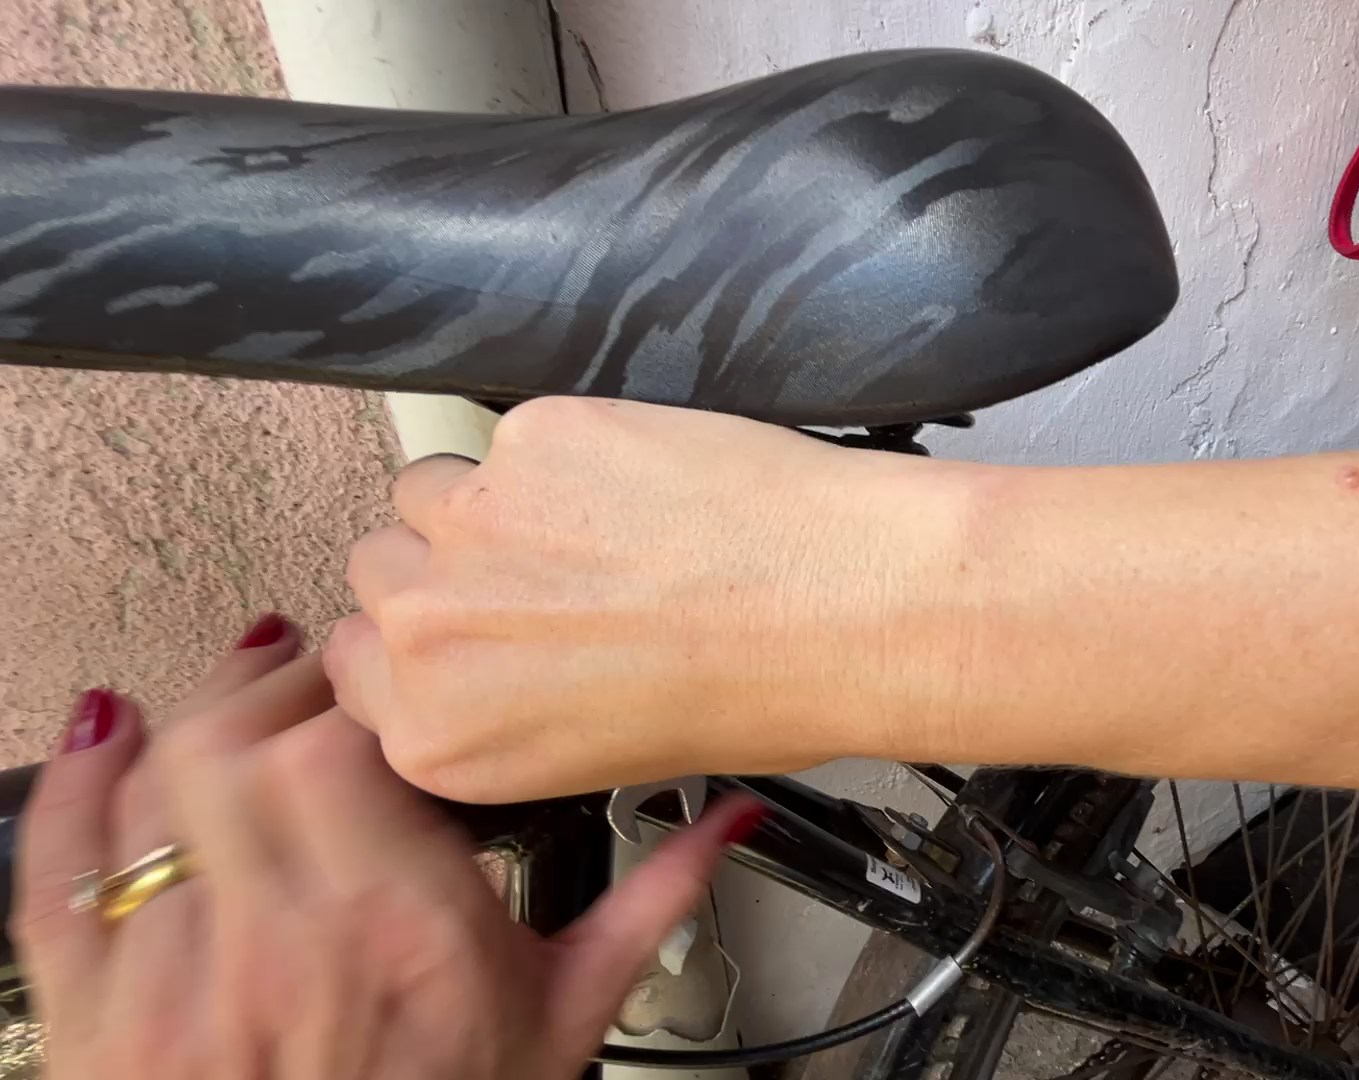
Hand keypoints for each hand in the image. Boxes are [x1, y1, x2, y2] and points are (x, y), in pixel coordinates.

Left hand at [13, 616, 756, 1079]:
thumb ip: (662, 895)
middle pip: (242, 747)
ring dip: (200, 705)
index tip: (405, 669)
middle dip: (294, 679)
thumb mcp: (580, 1001)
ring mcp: (174, 979)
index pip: (348, 757)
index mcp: (407, 927)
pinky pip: (51, 881)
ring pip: (152, 789)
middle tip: (345, 660)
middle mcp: (280, 941)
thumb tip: (736, 817)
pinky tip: (104, 728)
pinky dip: (69, 791)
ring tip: (259, 663)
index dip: (369, 690)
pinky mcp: (101, 1018)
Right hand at [325, 398, 970, 801]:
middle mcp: (437, 631)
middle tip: (560, 566)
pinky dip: (579, 452)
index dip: (431, 636)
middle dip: (465, 565)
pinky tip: (654, 481)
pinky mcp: (544, 435)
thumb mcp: (628, 742)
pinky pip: (528, 436)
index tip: (478, 618)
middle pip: (389, 568)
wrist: (852, 604)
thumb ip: (533, 703)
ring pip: (440, 491)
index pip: (367, 668)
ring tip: (608, 520)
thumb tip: (522, 654)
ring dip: (511, 502)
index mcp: (452, 736)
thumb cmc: (775, 687)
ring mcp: (479, 523)